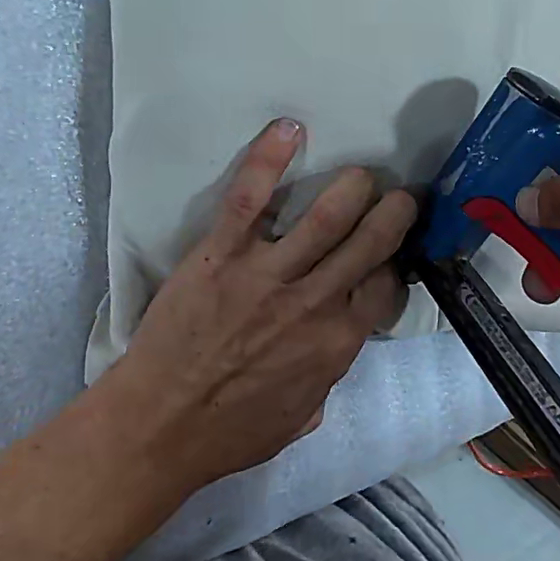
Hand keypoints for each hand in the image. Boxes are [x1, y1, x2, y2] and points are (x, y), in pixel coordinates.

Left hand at [109, 118, 415, 484]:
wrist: (157, 429)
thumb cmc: (231, 431)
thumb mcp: (304, 416)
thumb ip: (331, 373)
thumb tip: (339, 344)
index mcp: (338, 340)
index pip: (386, 283)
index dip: (395, 263)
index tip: (392, 253)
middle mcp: (315, 301)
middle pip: (372, 240)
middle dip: (396, 210)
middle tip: (401, 195)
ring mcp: (268, 273)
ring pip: (327, 215)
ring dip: (354, 185)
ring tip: (364, 173)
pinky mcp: (222, 255)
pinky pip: (250, 199)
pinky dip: (269, 159)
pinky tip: (289, 129)